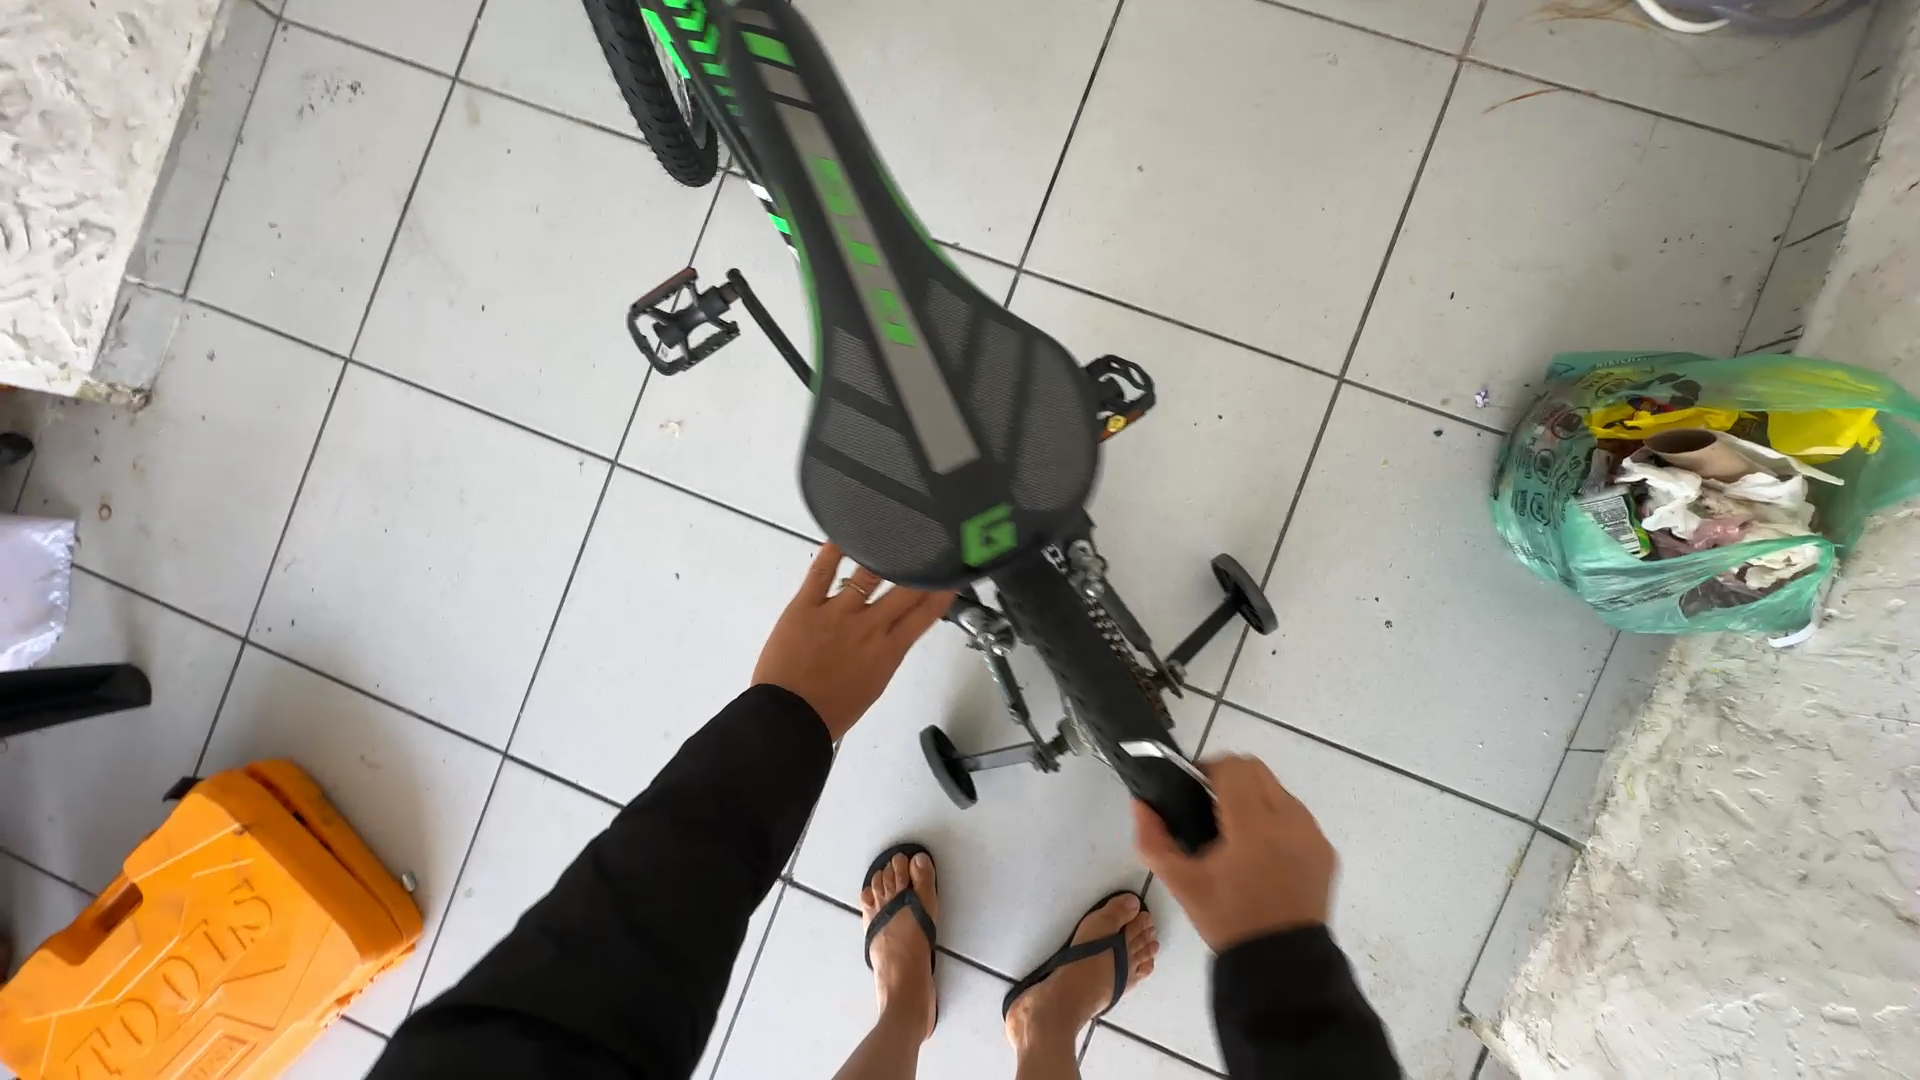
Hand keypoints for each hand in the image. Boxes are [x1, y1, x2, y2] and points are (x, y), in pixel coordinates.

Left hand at [753, 543, 953, 740]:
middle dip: (921, 567)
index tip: (953, 575)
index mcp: (888, 650)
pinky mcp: (805, 606)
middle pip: (904, 589)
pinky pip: (821, 572)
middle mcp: (868, 626)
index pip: (925, 614)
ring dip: (883, 554)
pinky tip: (842, 536)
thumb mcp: (874, 684)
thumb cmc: (832, 709)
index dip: (942, 592)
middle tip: (930, 545)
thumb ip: (885, 653)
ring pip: (868, 574)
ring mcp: (837, 612)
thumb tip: (891, 631)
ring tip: (891, 536)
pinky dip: (832, 551)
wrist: (788, 718)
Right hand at [1132, 755, 1335, 952]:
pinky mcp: (1326, 850)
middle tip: (1210, 808)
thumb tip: (1141, 803)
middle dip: (1230, 779)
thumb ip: (1152, 839)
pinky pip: (1297, 815)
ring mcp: (1313, 835)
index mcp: (1253, 826)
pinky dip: (1276, 819)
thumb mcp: (1181, 882)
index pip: (1233, 767)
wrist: (1282, 965)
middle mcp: (1289, 821)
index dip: (1208, 769)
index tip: (1194, 791)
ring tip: (1238, 833)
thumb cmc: (1228, 920)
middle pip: (1255, 769)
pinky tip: (1262, 852)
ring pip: (1277, 789)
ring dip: (1254, 797)